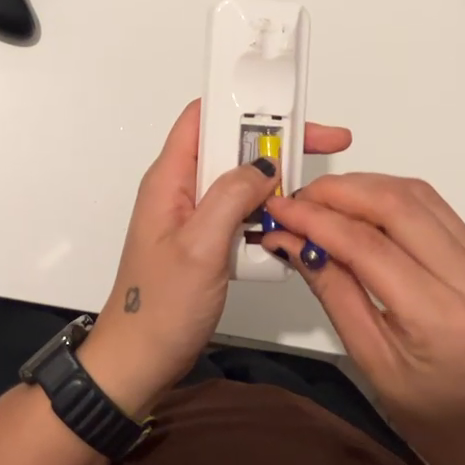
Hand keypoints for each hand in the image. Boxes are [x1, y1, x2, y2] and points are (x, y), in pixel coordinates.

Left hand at [80, 100, 351, 416]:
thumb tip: (264, 164)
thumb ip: (230, 198)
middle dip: (273, 143)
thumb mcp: (199, 247)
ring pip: (238, 180)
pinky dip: (265, 213)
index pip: (202, 118)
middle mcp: (179, 189)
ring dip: (273, 182)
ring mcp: (192, 215)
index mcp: (169, 179)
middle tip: (322, 144)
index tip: (288, 109)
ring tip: (312, 187)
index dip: (243, 105)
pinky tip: (289, 223)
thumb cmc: (160, 306)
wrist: (141, 359)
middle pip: (228, 147)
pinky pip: (239, 213)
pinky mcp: (205, 239)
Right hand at [262, 175, 464, 452]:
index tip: (277, 209)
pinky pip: (431, 207)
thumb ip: (332, 291)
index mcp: (443, 321)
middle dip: (336, 191)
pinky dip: (386, 197)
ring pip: (416, 194)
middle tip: (295, 200)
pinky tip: (357, 209)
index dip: (315, 220)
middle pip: (396, 205)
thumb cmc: (431, 413)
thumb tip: (288, 239)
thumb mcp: (370, 361)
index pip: (368, 246)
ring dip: (361, 187)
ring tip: (320, 202)